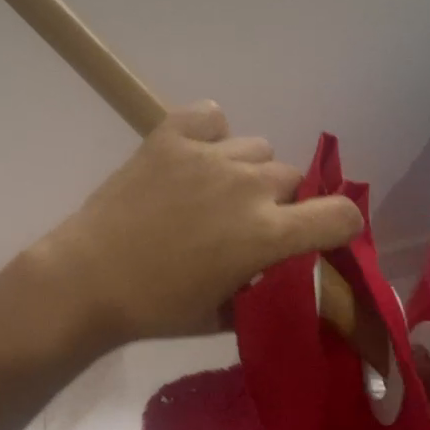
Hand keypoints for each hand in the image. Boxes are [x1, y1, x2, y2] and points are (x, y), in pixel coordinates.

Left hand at [31, 101, 362, 346]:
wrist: (87, 279)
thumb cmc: (156, 307)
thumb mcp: (224, 313)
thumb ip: (263, 284)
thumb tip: (278, 269)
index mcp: (268, 234)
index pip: (341, 214)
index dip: (342, 224)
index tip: (324, 234)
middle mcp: (249, 186)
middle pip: (293, 178)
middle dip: (280, 202)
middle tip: (245, 224)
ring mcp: (210, 156)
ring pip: (257, 149)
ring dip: (246, 170)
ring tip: (213, 191)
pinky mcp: (172, 137)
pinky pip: (212, 116)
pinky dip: (211, 132)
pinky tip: (195, 155)